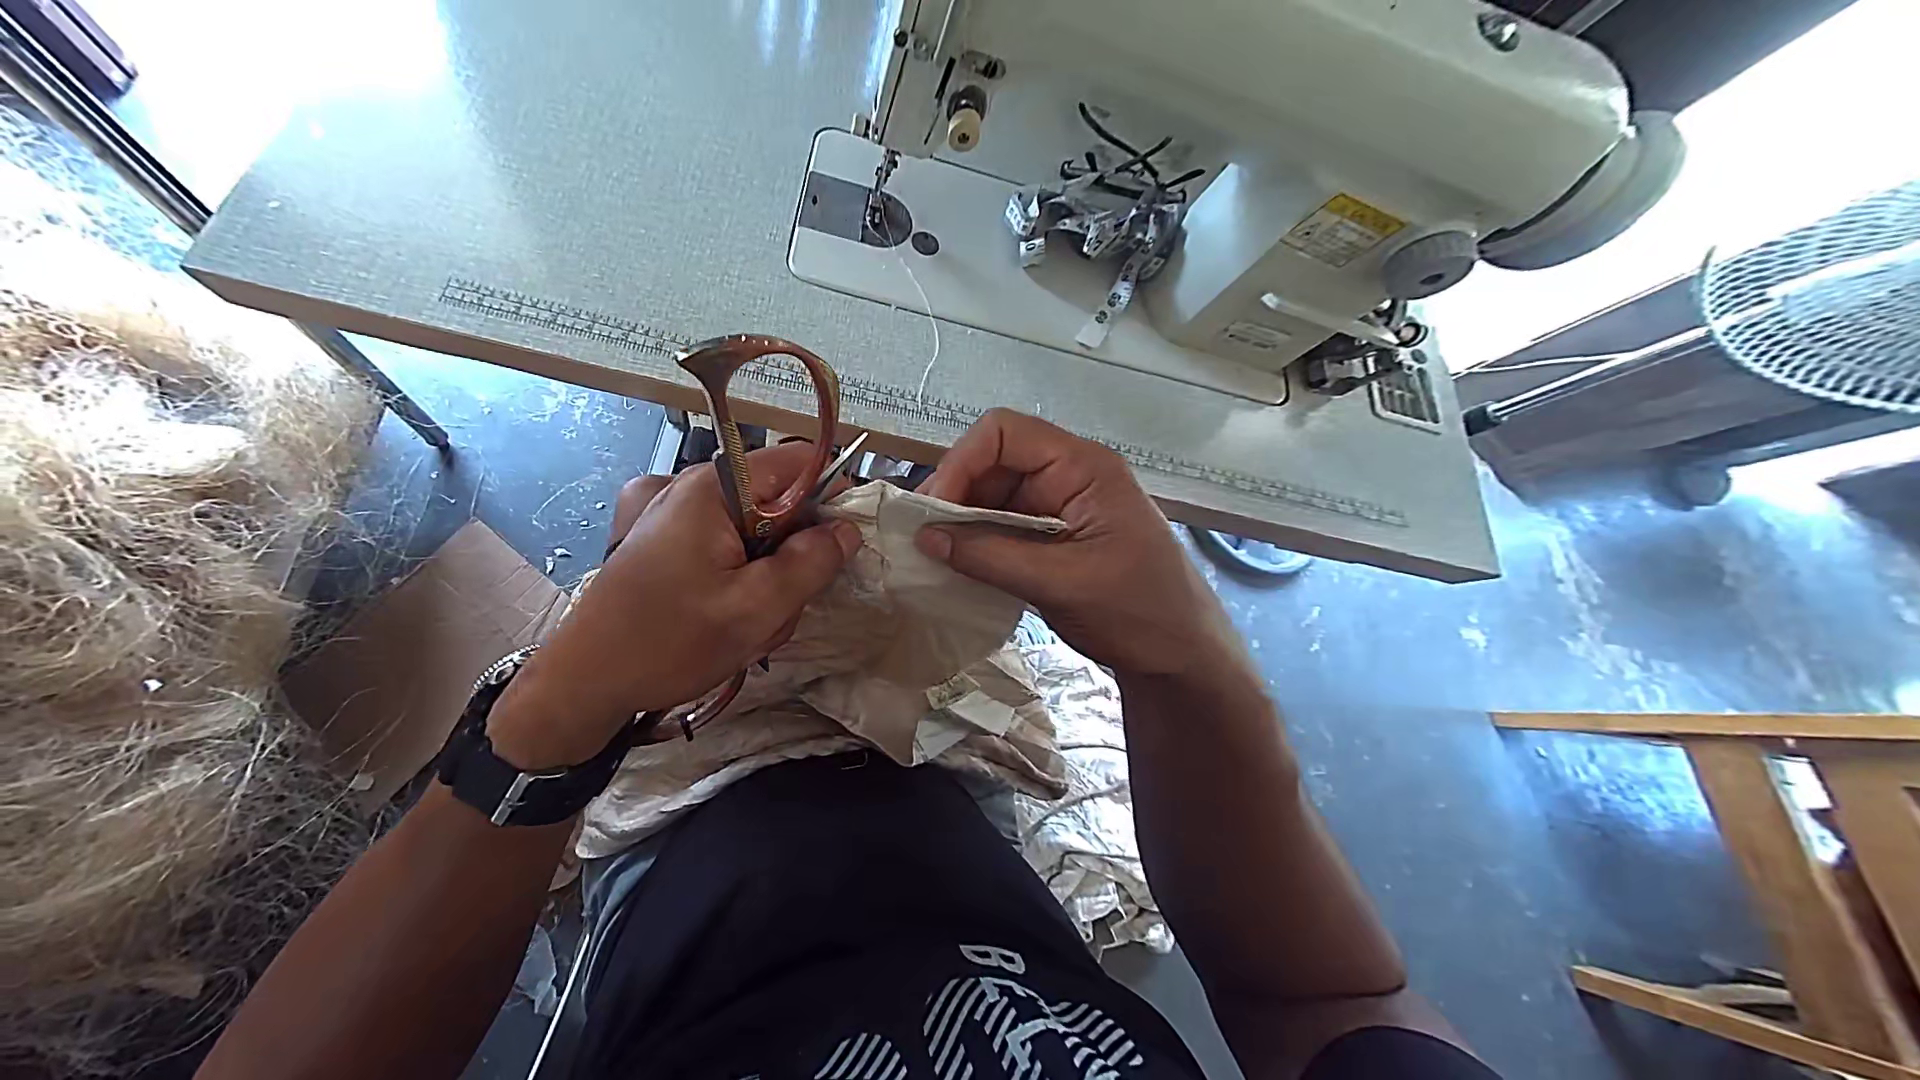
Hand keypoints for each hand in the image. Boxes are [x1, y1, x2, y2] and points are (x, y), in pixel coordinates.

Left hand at [489, 441, 860, 768]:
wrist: (581, 685)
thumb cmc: (666, 643)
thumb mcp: (756, 608)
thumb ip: (812, 563)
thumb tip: (846, 530)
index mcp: (714, 488)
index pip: (799, 461)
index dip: (833, 493)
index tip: (842, 542)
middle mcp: (693, 488)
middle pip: (780, 503)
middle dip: (794, 553)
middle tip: (781, 605)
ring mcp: (674, 514)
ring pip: (758, 533)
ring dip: (768, 578)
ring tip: (747, 624)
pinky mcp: (664, 540)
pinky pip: (728, 548)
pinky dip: (740, 580)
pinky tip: (724, 617)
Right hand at [915, 409, 1239, 677]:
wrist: (1182, 656)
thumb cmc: (1140, 611)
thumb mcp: (1063, 583)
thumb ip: (991, 557)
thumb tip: (925, 538)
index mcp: (1082, 467)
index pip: (1004, 434)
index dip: (961, 462)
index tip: (935, 510)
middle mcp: (1068, 476)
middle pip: (993, 463)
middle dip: (955, 495)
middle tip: (924, 538)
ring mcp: (1061, 507)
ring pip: (993, 497)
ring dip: (962, 522)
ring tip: (934, 555)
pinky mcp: (1054, 537)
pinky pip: (1004, 527)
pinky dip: (978, 543)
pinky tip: (959, 566)